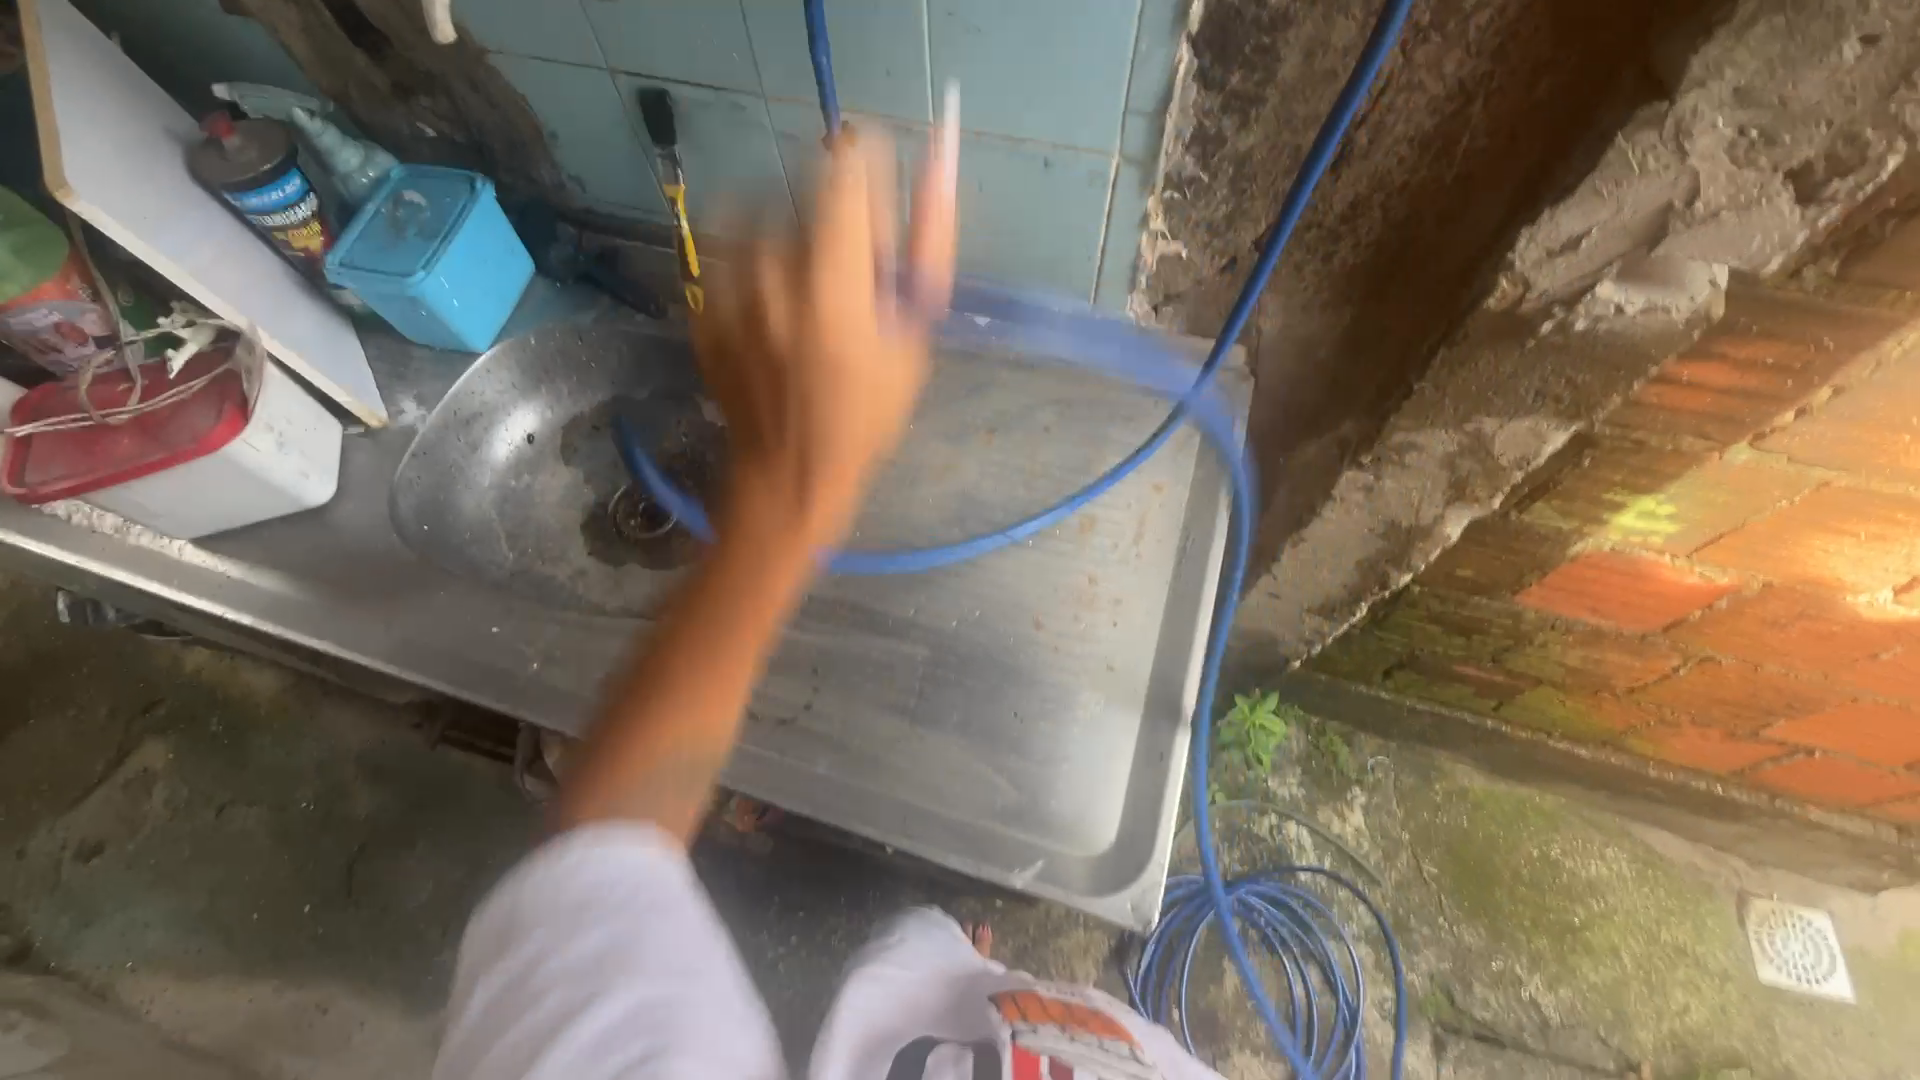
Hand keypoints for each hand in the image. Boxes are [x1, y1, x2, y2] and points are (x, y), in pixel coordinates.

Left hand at [695, 130, 957, 553]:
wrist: (787, 475)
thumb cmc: (866, 417)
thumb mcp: (913, 339)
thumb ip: (927, 247)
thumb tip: (940, 164)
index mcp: (834, 278)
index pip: (845, 166)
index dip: (866, 164)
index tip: (877, 185)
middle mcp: (772, 268)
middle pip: (806, 190)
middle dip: (835, 216)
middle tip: (850, 272)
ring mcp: (727, 285)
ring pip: (764, 214)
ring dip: (793, 236)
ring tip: (809, 291)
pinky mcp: (701, 303)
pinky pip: (729, 251)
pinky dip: (756, 264)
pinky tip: (773, 308)